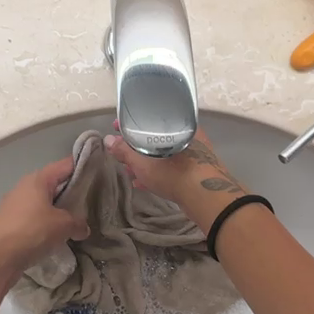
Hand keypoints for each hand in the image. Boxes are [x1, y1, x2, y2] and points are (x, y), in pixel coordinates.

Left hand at [0, 157, 88, 274]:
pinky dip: (46, 224)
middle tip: (91, 203)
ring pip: (43, 203)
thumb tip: (83, 228)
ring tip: (75, 222)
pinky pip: (34, 218)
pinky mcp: (10, 223)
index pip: (65, 165)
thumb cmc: (32, 231)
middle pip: (54, 184)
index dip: (82, 167)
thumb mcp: (63, 226)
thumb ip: (78, 223)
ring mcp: (15, 205)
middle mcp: (24, 187)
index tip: (98, 173)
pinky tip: (56, 236)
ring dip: (58, 211)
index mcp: (38, 179)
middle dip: (72, 192)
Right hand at [104, 128, 244, 229]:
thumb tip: (108, 140)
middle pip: (156, 137)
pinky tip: (143, 182)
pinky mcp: (197, 171)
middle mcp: (187, 135)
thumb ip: (124, 150)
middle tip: (122, 154)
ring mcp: (194, 154)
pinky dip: (157, 172)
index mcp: (176, 124)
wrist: (206, 195)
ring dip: (146, 161)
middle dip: (136, 147)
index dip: (130, 124)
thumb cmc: (173, 172)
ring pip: (164, 154)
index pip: (148, 118)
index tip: (117, 128)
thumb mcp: (142, 161)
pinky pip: (172, 168)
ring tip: (130, 171)